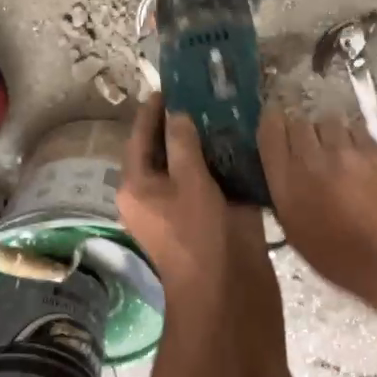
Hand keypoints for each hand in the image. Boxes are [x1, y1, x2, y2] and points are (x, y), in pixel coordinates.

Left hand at [118, 95, 229, 303]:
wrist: (226, 291)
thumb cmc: (198, 235)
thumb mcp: (188, 182)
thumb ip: (182, 144)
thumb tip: (176, 114)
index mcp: (136, 186)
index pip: (139, 139)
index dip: (151, 112)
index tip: (167, 85)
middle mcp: (155, 194)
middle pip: (163, 149)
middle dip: (179, 122)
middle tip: (200, 90)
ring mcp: (183, 204)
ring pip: (189, 163)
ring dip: (203, 138)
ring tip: (221, 106)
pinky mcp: (209, 213)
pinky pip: (211, 178)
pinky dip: (222, 158)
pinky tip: (239, 136)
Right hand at [258, 109, 376, 300]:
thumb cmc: (336, 256)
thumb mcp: (293, 230)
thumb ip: (283, 192)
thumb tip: (283, 168)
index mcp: (287, 181)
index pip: (270, 132)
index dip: (270, 122)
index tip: (274, 124)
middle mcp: (311, 158)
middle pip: (298, 122)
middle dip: (299, 131)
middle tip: (306, 147)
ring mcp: (344, 151)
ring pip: (326, 121)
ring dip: (325, 132)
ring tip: (332, 148)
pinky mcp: (372, 150)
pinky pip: (353, 127)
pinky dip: (349, 135)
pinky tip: (353, 151)